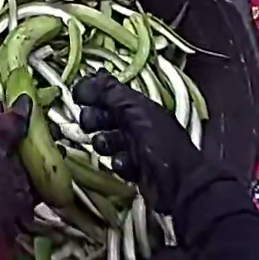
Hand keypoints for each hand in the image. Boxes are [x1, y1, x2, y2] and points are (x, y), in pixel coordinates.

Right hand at [75, 72, 205, 213]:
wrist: (181, 186)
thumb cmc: (159, 143)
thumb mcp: (135, 112)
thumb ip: (113, 94)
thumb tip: (94, 73)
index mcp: (139, 105)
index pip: (110, 93)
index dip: (93, 92)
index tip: (76, 96)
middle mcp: (137, 122)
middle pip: (105, 116)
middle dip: (94, 119)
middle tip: (88, 125)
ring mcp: (136, 147)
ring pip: (108, 139)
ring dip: (104, 142)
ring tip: (108, 147)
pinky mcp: (135, 170)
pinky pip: (117, 161)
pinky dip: (118, 162)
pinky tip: (124, 165)